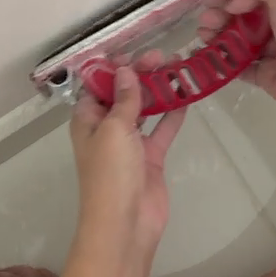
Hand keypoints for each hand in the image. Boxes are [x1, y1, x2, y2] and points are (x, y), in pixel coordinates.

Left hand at [69, 64, 185, 250]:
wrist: (126, 224)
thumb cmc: (111, 173)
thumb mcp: (114, 129)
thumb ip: (124, 99)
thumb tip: (125, 71)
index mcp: (87, 120)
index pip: (97, 86)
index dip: (112, 68)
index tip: (132, 52)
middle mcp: (106, 128)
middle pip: (123, 93)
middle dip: (139, 73)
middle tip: (162, 55)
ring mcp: (130, 143)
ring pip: (144, 108)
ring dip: (158, 89)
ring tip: (178, 65)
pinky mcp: (151, 157)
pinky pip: (163, 129)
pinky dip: (173, 113)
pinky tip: (187, 94)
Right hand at [198, 0, 275, 126]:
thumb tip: (232, 3)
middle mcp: (275, 24)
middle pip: (239, 16)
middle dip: (218, 14)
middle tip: (205, 20)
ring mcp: (267, 51)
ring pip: (235, 40)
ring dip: (215, 36)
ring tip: (203, 36)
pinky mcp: (261, 74)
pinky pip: (236, 66)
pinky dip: (220, 61)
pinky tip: (205, 57)